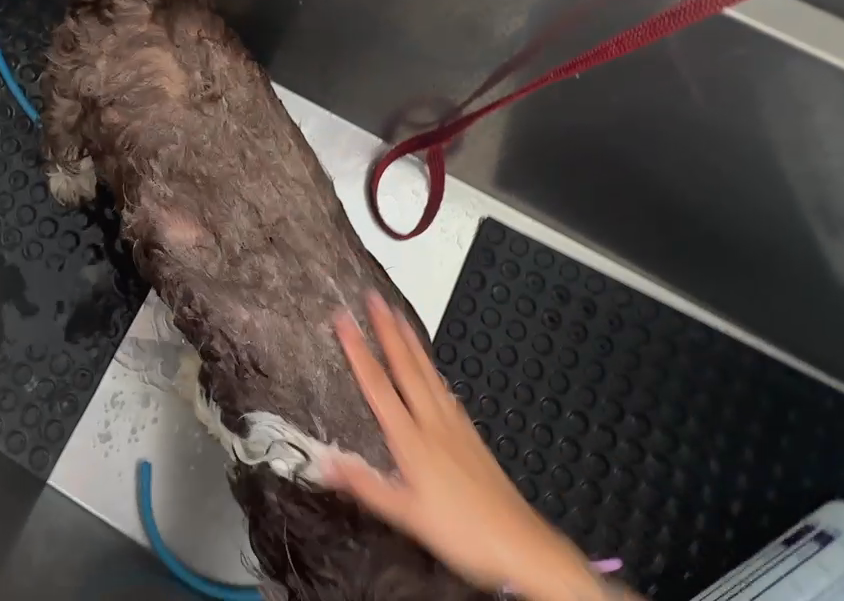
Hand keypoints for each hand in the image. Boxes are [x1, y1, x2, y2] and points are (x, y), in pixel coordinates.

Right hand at [328, 293, 602, 600]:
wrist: (521, 545)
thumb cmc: (462, 532)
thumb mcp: (405, 515)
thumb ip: (364, 484)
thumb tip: (322, 461)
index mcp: (411, 438)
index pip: (378, 385)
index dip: (358, 350)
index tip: (343, 319)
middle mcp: (432, 423)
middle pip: (406, 367)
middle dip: (389, 330)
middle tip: (375, 298)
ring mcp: (454, 426)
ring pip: (427, 373)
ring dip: (411, 342)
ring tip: (400, 316)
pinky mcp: (470, 435)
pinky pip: (445, 390)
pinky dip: (432, 369)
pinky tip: (432, 368)